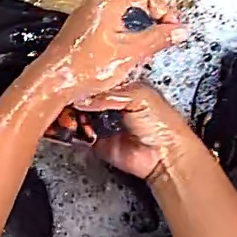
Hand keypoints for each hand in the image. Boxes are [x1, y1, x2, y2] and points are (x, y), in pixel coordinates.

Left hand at [21, 0, 186, 105]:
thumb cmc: (85, 67)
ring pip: (122, 14)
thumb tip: (180, 31)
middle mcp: (95, 4)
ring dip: (139, 28)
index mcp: (107, 3)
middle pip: (134, 2)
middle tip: (164, 37)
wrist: (54, 81)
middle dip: (153, 19)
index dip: (165, 11)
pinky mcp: (82, 29)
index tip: (173, 29)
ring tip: (147, 47)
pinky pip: (110, 24)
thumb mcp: (130, 53)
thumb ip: (158, 39)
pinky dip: (123, 33)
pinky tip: (125, 52)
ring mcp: (87, 16)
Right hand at [75, 82, 203, 181]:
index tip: (74, 80)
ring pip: (76, 113)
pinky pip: (77, 133)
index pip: (96, 79)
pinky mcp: (96, 141)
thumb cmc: (162, 125)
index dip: (85, 79)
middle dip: (75, 96)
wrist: (165, 157)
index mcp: (121, 88)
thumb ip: (109, 93)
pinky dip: (73, 129)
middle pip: (83, 95)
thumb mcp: (139, 96)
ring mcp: (101, 122)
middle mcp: (109, 104)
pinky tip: (76, 125)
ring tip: (74, 112)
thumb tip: (84, 95)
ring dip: (72, 112)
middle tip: (70, 96)